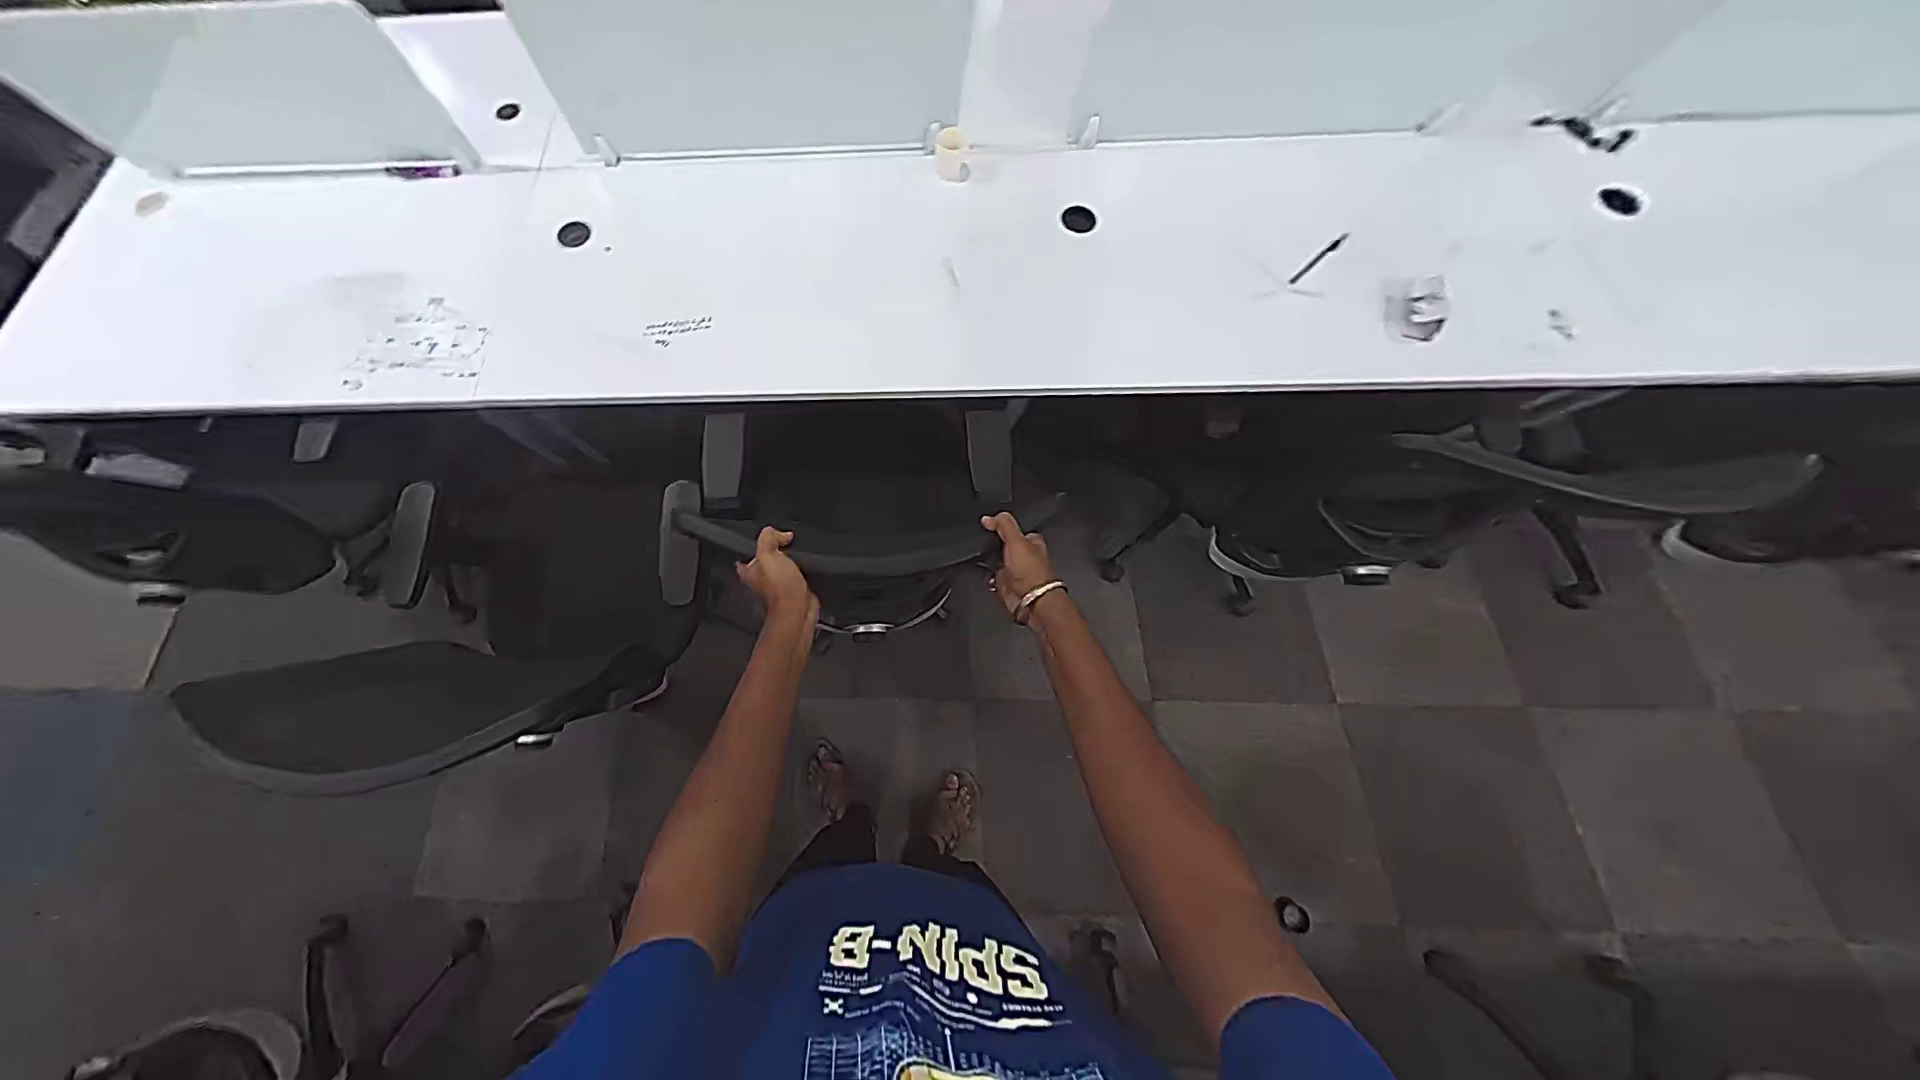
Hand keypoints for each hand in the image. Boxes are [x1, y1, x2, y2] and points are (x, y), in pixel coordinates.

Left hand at [737, 527, 816, 621]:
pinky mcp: (793, 587)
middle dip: (777, 547)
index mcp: (749, 571)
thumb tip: (780, 532)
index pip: (747, 551)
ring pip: (783, 562)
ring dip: (791, 557)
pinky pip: (797, 571)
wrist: (799, 608)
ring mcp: (778, 582)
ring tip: (797, 551)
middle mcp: (761, 577)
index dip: (757, 541)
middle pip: (767, 555)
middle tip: (786, 541)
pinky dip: (802, 566)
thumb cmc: (780, 588)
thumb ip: (768, 538)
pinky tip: (805, 563)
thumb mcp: (768, 554)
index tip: (770, 535)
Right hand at [982, 513, 1057, 618]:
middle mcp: (1025, 556)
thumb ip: (1003, 525)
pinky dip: (986, 573)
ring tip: (981, 554)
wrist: (1030, 600)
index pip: (1017, 529)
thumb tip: (988, 518)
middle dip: (993, 543)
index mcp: (1032, 542)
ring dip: (988, 559)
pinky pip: (992, 575)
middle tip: (982, 538)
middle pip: (1005, 544)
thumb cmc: (1031, 571)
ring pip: (997, 560)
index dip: (1003, 525)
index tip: (989, 522)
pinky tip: (982, 569)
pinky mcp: (1006, 584)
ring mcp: (1015, 571)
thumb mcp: (1016, 540)